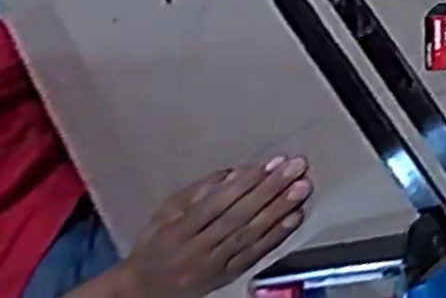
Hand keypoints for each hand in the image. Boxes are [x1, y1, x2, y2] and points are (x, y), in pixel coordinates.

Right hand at [105, 158, 311, 297]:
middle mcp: (191, 254)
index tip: (275, 161)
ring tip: (304, 185)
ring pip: (248, 236)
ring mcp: (210, 268)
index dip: (245, 183)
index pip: (212, 206)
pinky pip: (254, 255)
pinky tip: (297, 215)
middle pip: (235, 219)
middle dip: (270, 190)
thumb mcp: (168, 213)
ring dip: (280, 209)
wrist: (141, 293)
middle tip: (298, 166)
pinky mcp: (227, 277)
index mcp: (172, 235)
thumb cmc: (160, 241)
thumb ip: (202, 190)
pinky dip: (278, 235)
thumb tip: (240, 171)